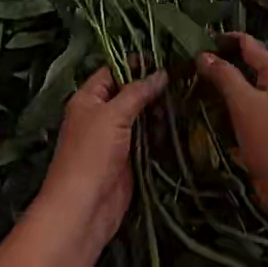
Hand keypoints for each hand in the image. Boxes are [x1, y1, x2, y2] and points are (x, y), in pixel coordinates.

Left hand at [0, 66, 167, 266]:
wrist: (84, 209)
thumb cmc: (91, 154)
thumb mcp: (113, 115)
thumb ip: (137, 93)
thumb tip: (161, 73)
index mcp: (88, 98)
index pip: (112, 71)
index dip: (134, 64)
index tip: (161, 59)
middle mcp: (100, 115)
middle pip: (128, 94)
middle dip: (150, 89)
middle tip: (179, 80)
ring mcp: (115, 139)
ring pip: (139, 118)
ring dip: (158, 112)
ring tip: (183, 99)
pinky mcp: (128, 161)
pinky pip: (146, 141)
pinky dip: (160, 134)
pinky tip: (178, 126)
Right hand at [196, 34, 267, 266]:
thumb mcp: (244, 103)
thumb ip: (224, 75)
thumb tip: (203, 54)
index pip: (247, 42)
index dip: (223, 37)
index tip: (196, 39)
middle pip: (244, 64)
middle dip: (220, 60)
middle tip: (190, 61)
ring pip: (241, 88)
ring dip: (221, 83)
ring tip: (193, 81)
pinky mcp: (264, 132)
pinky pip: (241, 109)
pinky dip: (225, 105)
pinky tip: (208, 110)